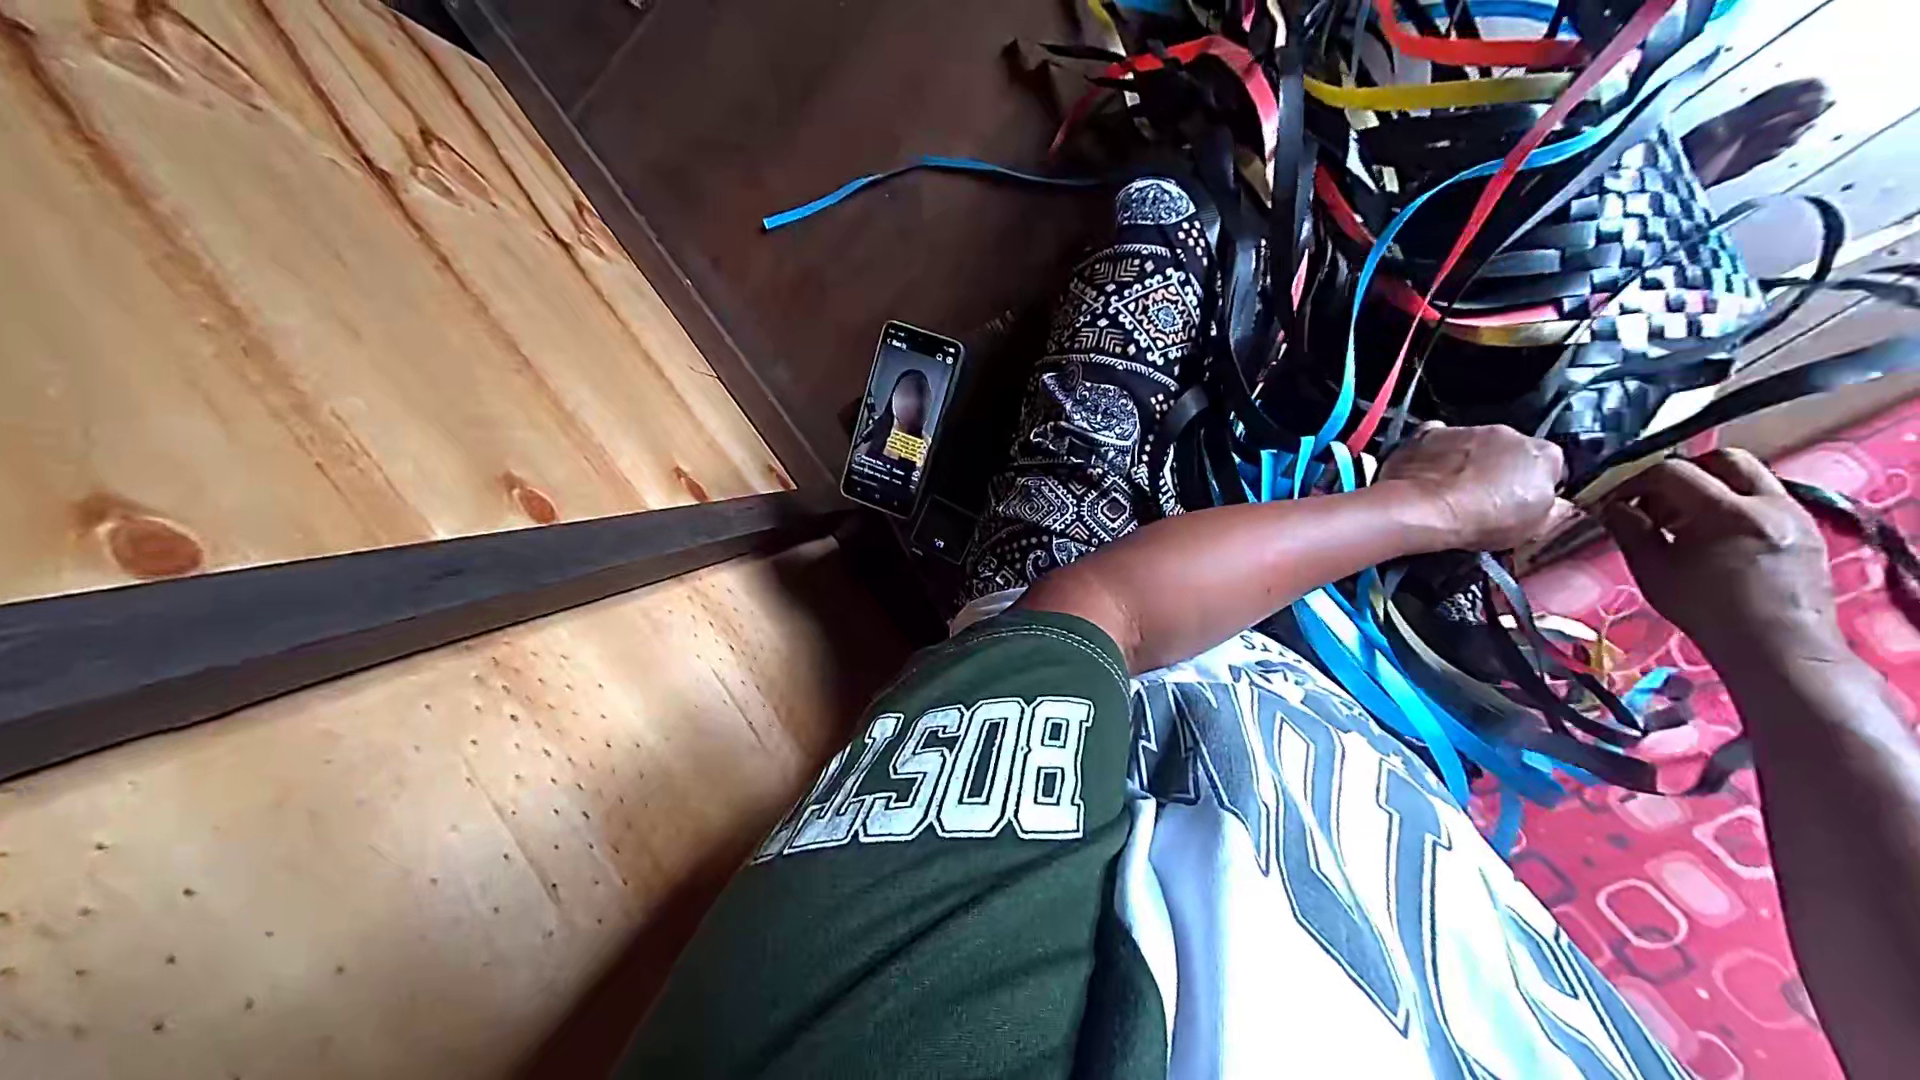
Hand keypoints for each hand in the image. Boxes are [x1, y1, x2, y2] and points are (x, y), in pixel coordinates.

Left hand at [1376, 423, 1569, 551]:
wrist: (1422, 507)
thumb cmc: (1484, 519)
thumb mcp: (1533, 527)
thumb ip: (1554, 511)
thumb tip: (1562, 506)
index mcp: (1544, 453)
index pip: (1549, 467)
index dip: (1535, 487)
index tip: (1518, 504)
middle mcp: (1506, 432)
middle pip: (1508, 451)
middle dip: (1498, 468)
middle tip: (1480, 496)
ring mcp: (1464, 429)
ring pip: (1471, 443)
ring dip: (1464, 459)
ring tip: (1447, 486)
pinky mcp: (1425, 434)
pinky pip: (1433, 439)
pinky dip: (1431, 451)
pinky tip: (1423, 469)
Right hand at [1601, 449, 1844, 665]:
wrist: (1777, 645)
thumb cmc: (1706, 609)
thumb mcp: (1652, 569)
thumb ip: (1630, 530)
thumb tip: (1613, 506)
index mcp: (1728, 513)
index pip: (1672, 472)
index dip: (1634, 481)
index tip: (1615, 500)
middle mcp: (1770, 503)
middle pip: (1721, 460)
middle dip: (1680, 473)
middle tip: (1653, 500)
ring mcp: (1795, 513)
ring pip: (1747, 476)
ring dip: (1707, 488)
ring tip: (1680, 520)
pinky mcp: (1805, 527)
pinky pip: (1764, 497)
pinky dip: (1730, 503)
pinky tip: (1709, 534)